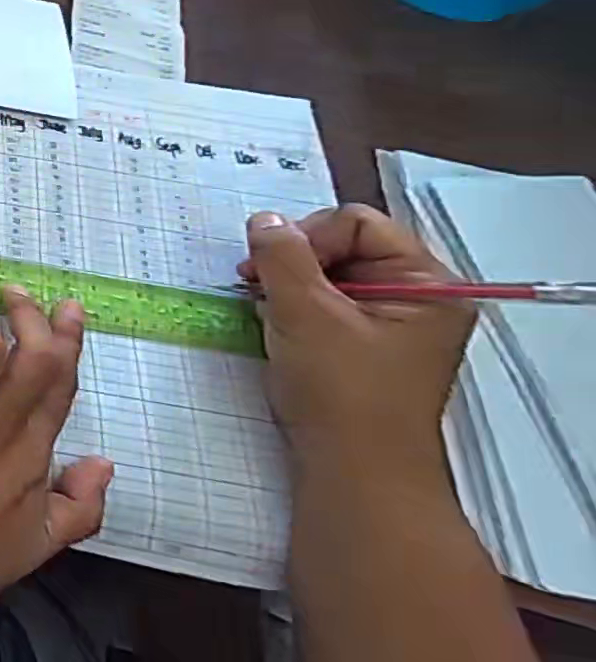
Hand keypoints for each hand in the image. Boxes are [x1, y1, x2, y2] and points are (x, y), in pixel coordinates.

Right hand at [237, 205, 474, 476]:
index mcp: (424, 285)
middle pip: (338, 242)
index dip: (308, 236)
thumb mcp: (305, 313)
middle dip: (290, 257)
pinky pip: (317, 293)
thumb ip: (282, 257)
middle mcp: (410, 294)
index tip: (272, 267)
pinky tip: (272, 318)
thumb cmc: (341, 387)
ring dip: (282, 278)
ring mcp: (383, 316)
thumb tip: (264, 220)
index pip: (357, 224)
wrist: (351, 460)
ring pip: (321, 268)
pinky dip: (287, 298)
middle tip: (256, 281)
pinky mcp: (355, 333)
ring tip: (263, 303)